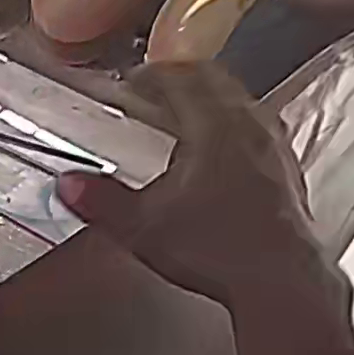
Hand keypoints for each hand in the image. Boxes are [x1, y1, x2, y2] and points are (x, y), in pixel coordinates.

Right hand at [56, 63, 349, 337]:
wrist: (275, 279)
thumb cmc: (214, 248)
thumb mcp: (141, 227)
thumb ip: (101, 202)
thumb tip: (68, 184)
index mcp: (214, 126)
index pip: (182, 79)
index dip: (154, 76)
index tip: (136, 80)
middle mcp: (250, 127)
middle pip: (216, 84)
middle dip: (184, 82)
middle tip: (160, 92)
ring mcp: (273, 150)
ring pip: (241, 108)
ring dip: (212, 106)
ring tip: (189, 122)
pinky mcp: (285, 177)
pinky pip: (258, 138)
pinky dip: (234, 136)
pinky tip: (222, 162)